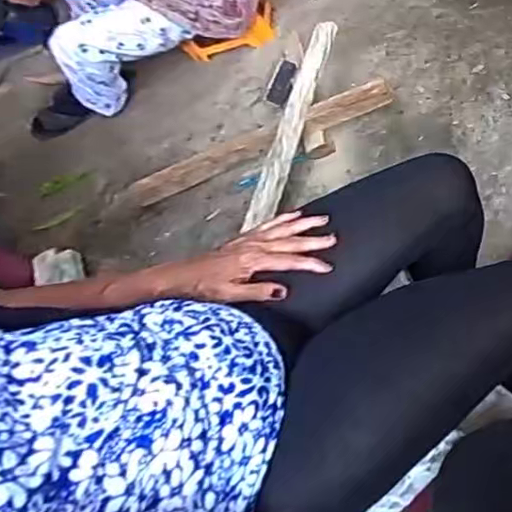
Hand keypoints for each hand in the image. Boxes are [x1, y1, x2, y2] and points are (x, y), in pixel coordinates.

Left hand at [151, 212, 337, 301]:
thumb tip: (284, 290)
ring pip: (282, 228)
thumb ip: (258, 291)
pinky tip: (293, 215)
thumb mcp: (229, 295)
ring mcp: (249, 240)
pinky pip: (268, 225)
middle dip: (314, 240)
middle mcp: (254, 246)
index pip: (290, 261)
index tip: (327, 267)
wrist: (178, 276)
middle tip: (333, 238)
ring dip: (303, 224)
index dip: (311, 264)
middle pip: (291, 241)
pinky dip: (283, 219)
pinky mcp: (243, 238)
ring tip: (321, 219)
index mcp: (254, 261)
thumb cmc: (202, 287)